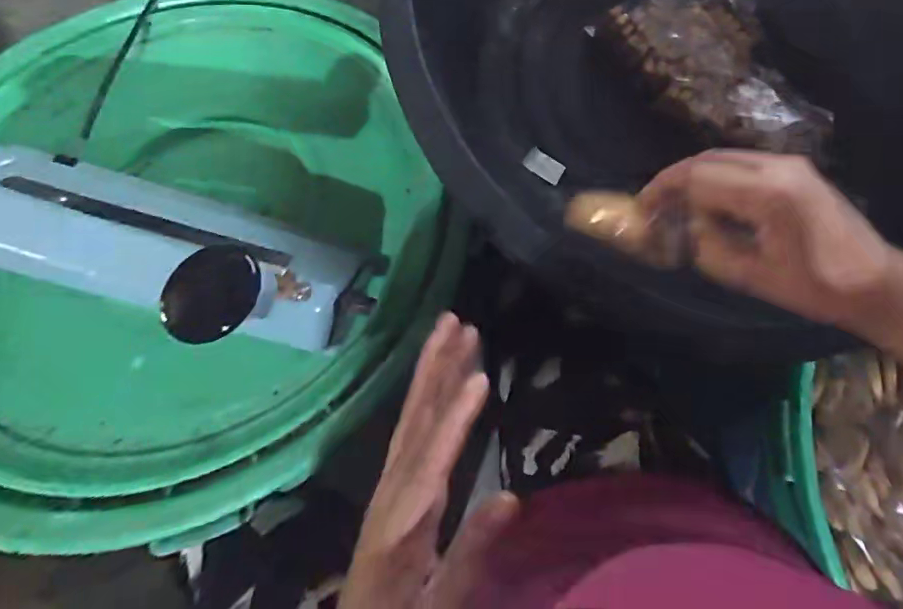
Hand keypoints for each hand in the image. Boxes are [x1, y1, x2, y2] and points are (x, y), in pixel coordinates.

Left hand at [340, 314, 518, 608]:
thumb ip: (472, 551)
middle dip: (439, 367)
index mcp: (409, 517)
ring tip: (450, 327)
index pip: (436, 457)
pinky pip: (409, 424)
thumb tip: (512, 497)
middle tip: (459, 322)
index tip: (480, 378)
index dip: (457, 417)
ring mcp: (389, 478)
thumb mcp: (442, 601)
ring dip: (431, 367)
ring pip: (412, 413)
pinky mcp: (391, 477)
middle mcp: (395, 486)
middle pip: (418, 418)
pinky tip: (436, 372)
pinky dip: (424, 390)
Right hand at [637, 150, 902, 331]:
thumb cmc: (819, 288)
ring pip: (725, 156)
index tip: (644, 206)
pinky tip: (710, 197)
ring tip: (677, 201)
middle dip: (676, 178)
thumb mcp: (756, 277)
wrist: (878, 282)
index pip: (699, 177)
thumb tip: (690, 228)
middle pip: (709, 159)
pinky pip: (744, 162)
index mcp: (768, 193)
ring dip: (696, 174)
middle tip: (655, 203)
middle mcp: (777, 166)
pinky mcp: (796, 167)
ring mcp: (789, 163)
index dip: (665, 189)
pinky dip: (718, 175)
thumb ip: (712, 248)